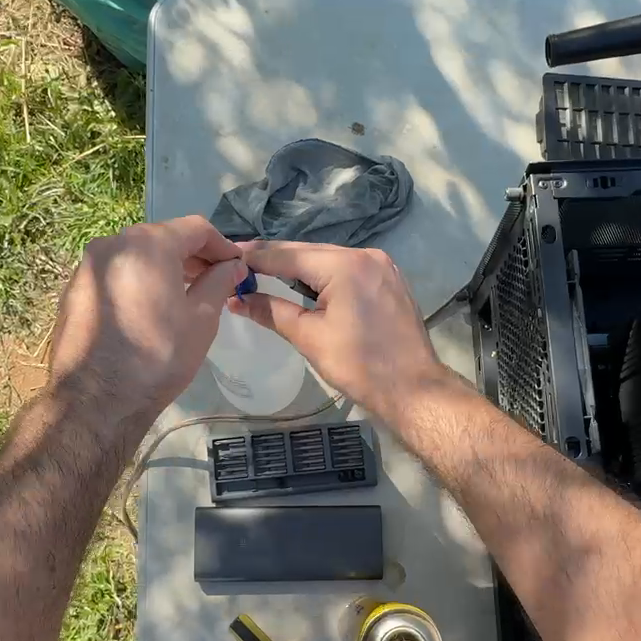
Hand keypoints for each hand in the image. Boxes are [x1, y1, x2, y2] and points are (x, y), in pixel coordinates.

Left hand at [49, 216, 245, 425]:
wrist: (95, 400)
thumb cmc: (159, 356)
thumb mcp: (201, 319)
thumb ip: (218, 283)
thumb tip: (232, 267)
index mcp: (148, 244)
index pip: (196, 228)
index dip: (223, 245)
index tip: (237, 267)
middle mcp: (113, 243)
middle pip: (163, 237)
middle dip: (193, 256)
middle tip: (216, 282)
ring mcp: (88, 266)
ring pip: (137, 256)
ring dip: (165, 269)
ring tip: (186, 296)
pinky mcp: (75, 290)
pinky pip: (117, 275)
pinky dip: (139, 282)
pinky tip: (150, 310)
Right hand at [230, 241, 446, 419]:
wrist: (413, 389)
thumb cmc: (359, 366)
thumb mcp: (309, 337)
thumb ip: (272, 311)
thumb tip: (237, 299)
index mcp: (345, 265)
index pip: (288, 254)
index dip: (255, 256)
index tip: (227, 255)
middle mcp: (366, 255)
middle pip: (309, 251)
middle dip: (275, 259)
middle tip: (241, 264)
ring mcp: (383, 266)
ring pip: (330, 259)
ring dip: (299, 267)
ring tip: (266, 273)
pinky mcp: (390, 280)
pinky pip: (349, 269)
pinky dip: (325, 275)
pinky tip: (306, 284)